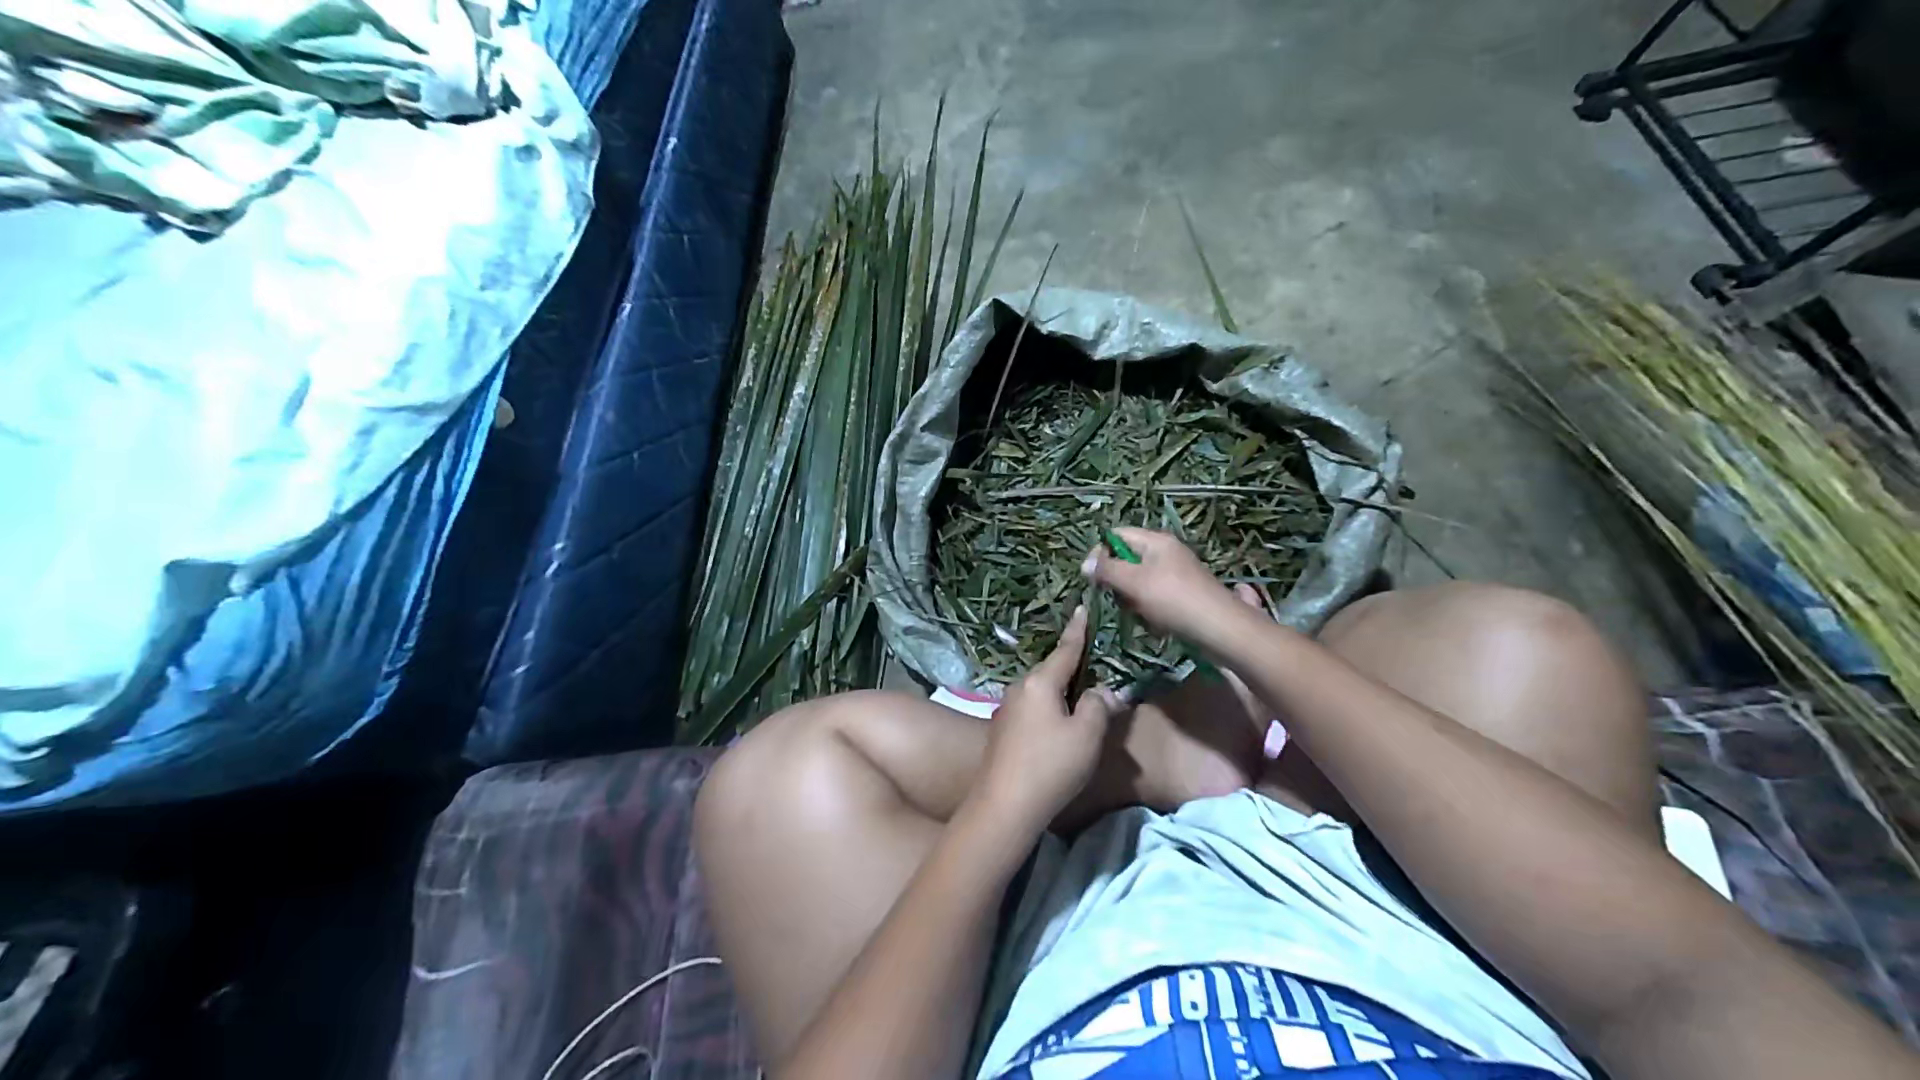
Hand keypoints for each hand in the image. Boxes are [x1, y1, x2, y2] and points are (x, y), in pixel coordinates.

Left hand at [976, 605, 1119, 830]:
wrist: (1004, 804)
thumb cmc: (1051, 765)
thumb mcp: (1087, 734)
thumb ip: (1099, 705)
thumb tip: (1103, 692)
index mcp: (1040, 682)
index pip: (1065, 649)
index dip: (1078, 630)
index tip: (1082, 607)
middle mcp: (1019, 688)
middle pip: (1051, 670)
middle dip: (1071, 664)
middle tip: (1093, 657)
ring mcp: (1007, 709)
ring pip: (1041, 690)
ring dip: (1060, 690)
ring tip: (1081, 692)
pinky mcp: (1002, 730)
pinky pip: (1033, 708)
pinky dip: (1049, 707)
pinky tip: (1059, 721)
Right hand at [1082, 528, 1250, 652]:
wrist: (1220, 630)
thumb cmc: (1173, 599)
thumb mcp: (1133, 582)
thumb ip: (1106, 570)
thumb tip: (1085, 564)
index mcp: (1156, 541)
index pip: (1117, 535)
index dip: (1100, 552)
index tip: (1093, 576)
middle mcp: (1166, 553)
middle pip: (1126, 560)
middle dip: (1117, 581)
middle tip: (1120, 598)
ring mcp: (1176, 575)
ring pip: (1138, 583)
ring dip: (1133, 601)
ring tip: (1141, 614)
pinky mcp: (1182, 597)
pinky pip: (1153, 599)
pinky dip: (1149, 611)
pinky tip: (1155, 624)